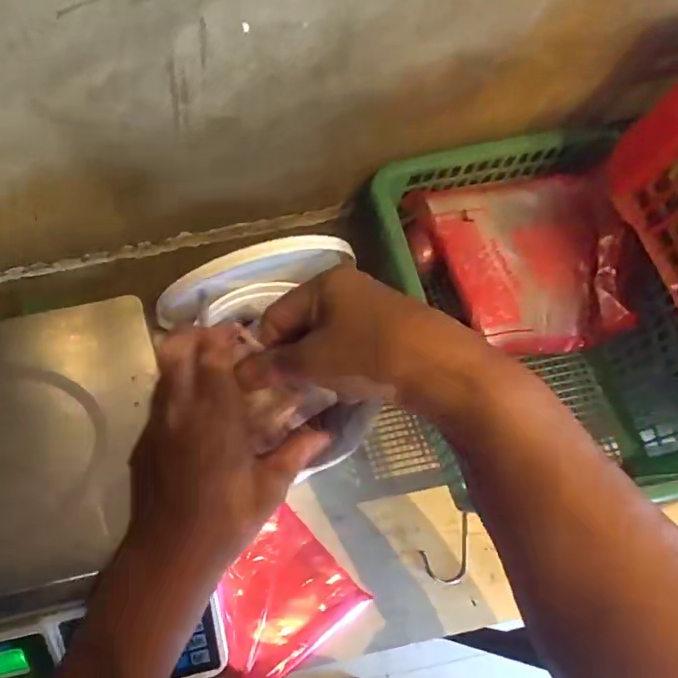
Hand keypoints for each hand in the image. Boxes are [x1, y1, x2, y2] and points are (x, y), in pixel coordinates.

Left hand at [126, 324, 328, 573]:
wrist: (169, 553)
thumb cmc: (226, 522)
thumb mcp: (270, 489)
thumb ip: (296, 452)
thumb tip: (325, 432)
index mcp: (214, 415)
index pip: (211, 354)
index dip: (224, 337)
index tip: (242, 337)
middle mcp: (179, 410)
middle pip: (175, 350)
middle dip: (196, 337)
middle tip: (221, 347)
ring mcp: (155, 426)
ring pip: (163, 375)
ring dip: (183, 364)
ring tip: (210, 378)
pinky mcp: (143, 444)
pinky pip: (158, 404)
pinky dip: (174, 394)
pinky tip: (195, 419)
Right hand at [243, 267, 501, 422]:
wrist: (439, 367)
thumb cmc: (367, 355)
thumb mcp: (313, 362)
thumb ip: (273, 366)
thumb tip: (239, 375)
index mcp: (322, 284)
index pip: (274, 316)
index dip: (262, 350)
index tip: (258, 382)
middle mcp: (345, 288)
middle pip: (298, 326)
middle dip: (286, 360)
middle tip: (281, 392)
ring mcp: (368, 309)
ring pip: (322, 339)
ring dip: (310, 367)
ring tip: (308, 394)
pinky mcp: (386, 331)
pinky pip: (346, 347)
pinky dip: (336, 368)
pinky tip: (338, 389)